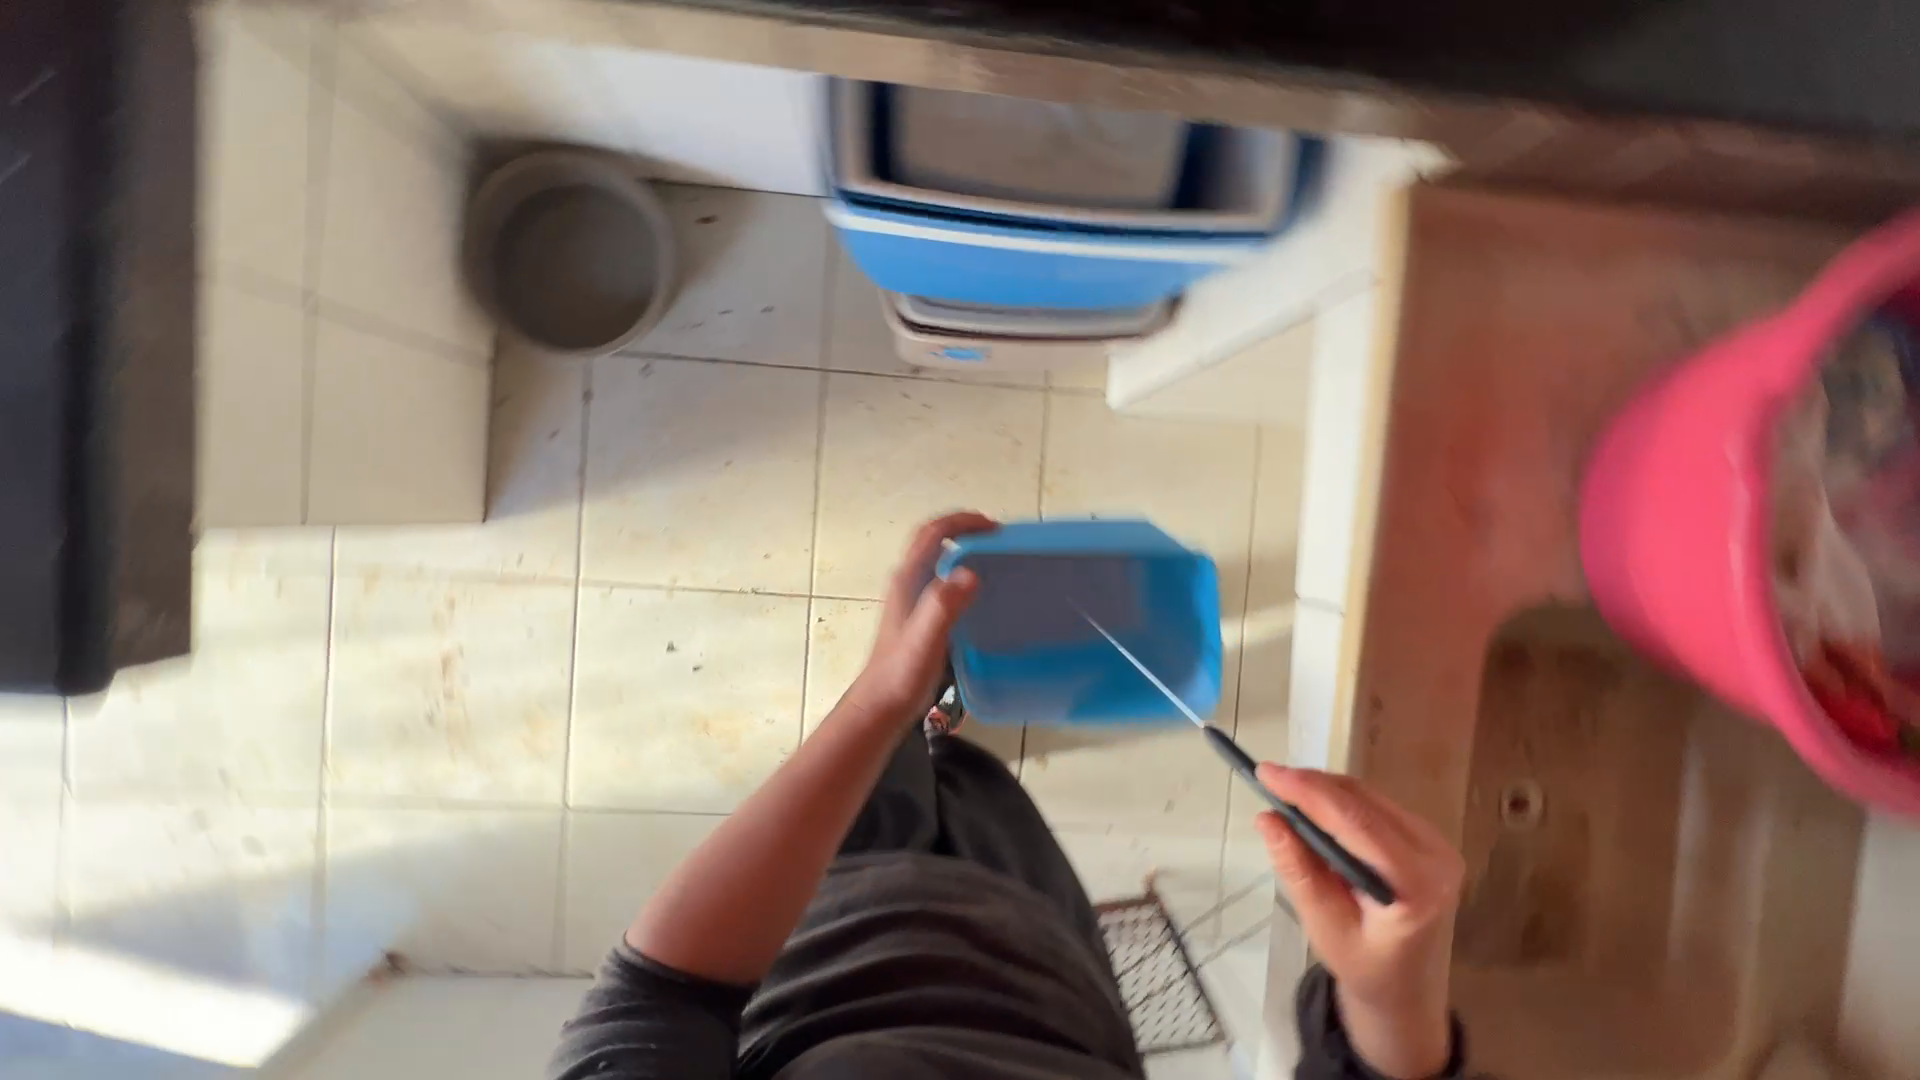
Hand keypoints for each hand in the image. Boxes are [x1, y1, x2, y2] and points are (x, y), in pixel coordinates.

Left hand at [842, 511, 995, 722]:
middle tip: (997, 537)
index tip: (993, 525)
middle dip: (963, 529)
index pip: (933, 533)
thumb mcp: (925, 638)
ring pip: (935, 559)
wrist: (880, 706)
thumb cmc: (901, 674)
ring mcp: (909, 599)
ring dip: (961, 549)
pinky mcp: (916, 616)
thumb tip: (969, 572)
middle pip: (932, 540)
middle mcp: (906, 583)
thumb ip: (943, 604)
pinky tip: (978, 593)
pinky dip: (960, 573)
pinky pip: (940, 580)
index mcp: (907, 580)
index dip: (961, 521)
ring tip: (993, 558)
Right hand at [1255, 765, 1463, 1079]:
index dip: (1309, 792)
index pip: (1357, 822)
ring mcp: (1434, 842)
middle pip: (1362, 801)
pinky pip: (1372, 803)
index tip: (1266, 773)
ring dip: (1321, 789)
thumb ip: (1298, 870)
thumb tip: (1267, 818)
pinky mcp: (1423, 837)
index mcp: (1417, 885)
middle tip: (1266, 779)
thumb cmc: (1365, 965)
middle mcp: (1435, 855)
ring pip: (1366, 796)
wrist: (1406, 986)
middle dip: (1311, 785)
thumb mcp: (1324, 925)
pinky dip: (1336, 799)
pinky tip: (1310, 805)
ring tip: (1282, 792)